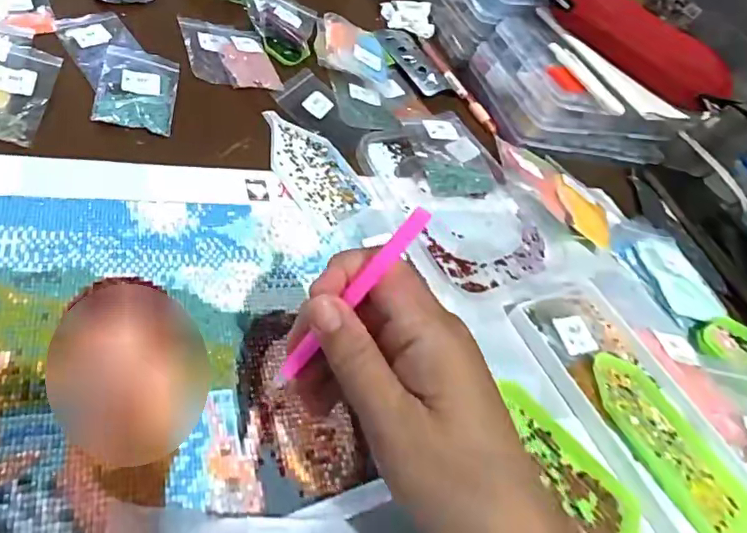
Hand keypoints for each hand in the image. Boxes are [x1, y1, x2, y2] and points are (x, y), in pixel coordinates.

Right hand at [287, 251, 553, 532]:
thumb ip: (353, 356)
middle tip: (294, 369)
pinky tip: (327, 406)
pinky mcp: (425, 381)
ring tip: (305, 399)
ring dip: (329, 353)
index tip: (311, 318)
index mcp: (429, 328)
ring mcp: (428, 356)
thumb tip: (317, 298)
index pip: (380, 265)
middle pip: (366, 297)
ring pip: (366, 328)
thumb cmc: (453, 481)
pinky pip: (378, 358)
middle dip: (325, 323)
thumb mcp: (392, 422)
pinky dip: (348, 374)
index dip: (339, 276)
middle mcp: (430, 330)